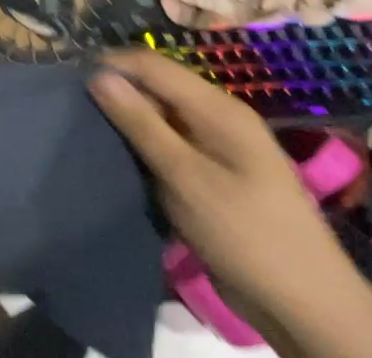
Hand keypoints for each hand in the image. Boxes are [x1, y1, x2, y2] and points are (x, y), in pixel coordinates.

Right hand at [90, 49, 371, 357]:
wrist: (305, 306)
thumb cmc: (247, 235)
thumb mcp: (186, 177)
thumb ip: (142, 124)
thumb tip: (97, 75)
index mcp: (220, 111)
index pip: (150, 65)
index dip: (108, 66)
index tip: (66, 85)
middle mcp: (218, 120)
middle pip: (153, 86)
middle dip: (113, 93)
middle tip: (71, 113)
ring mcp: (216, 148)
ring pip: (156, 115)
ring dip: (124, 121)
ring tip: (86, 134)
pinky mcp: (211, 174)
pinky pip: (166, 143)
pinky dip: (139, 145)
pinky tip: (117, 158)